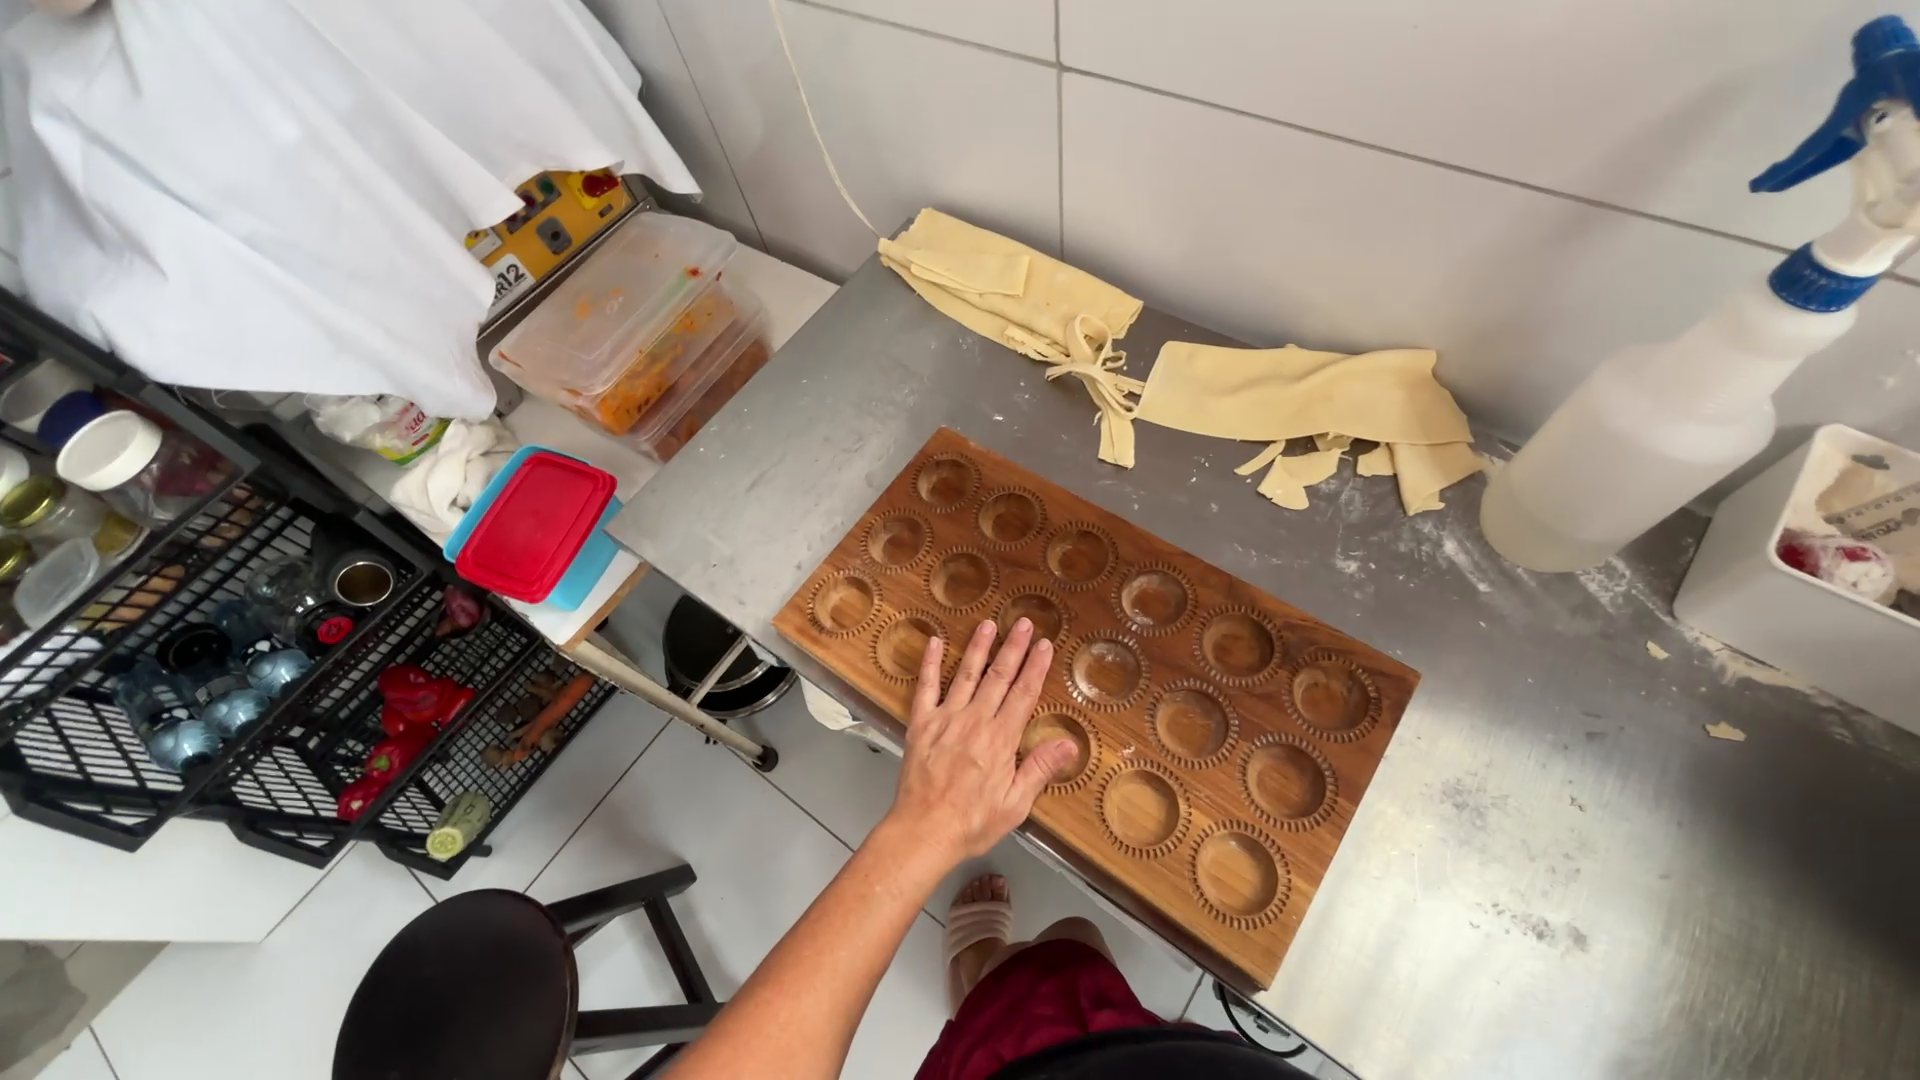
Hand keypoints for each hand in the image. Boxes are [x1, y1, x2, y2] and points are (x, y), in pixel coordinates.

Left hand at [882, 618, 1073, 865]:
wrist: (924, 831)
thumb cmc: (973, 823)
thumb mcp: (1016, 804)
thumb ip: (1040, 769)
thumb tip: (1068, 743)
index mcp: (1001, 739)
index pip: (1024, 694)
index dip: (1036, 667)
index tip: (1044, 645)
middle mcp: (974, 721)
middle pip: (998, 677)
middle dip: (1013, 648)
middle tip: (1022, 622)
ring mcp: (946, 719)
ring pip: (965, 674)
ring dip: (978, 648)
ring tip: (988, 624)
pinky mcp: (921, 724)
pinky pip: (925, 687)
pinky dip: (929, 663)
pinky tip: (933, 642)